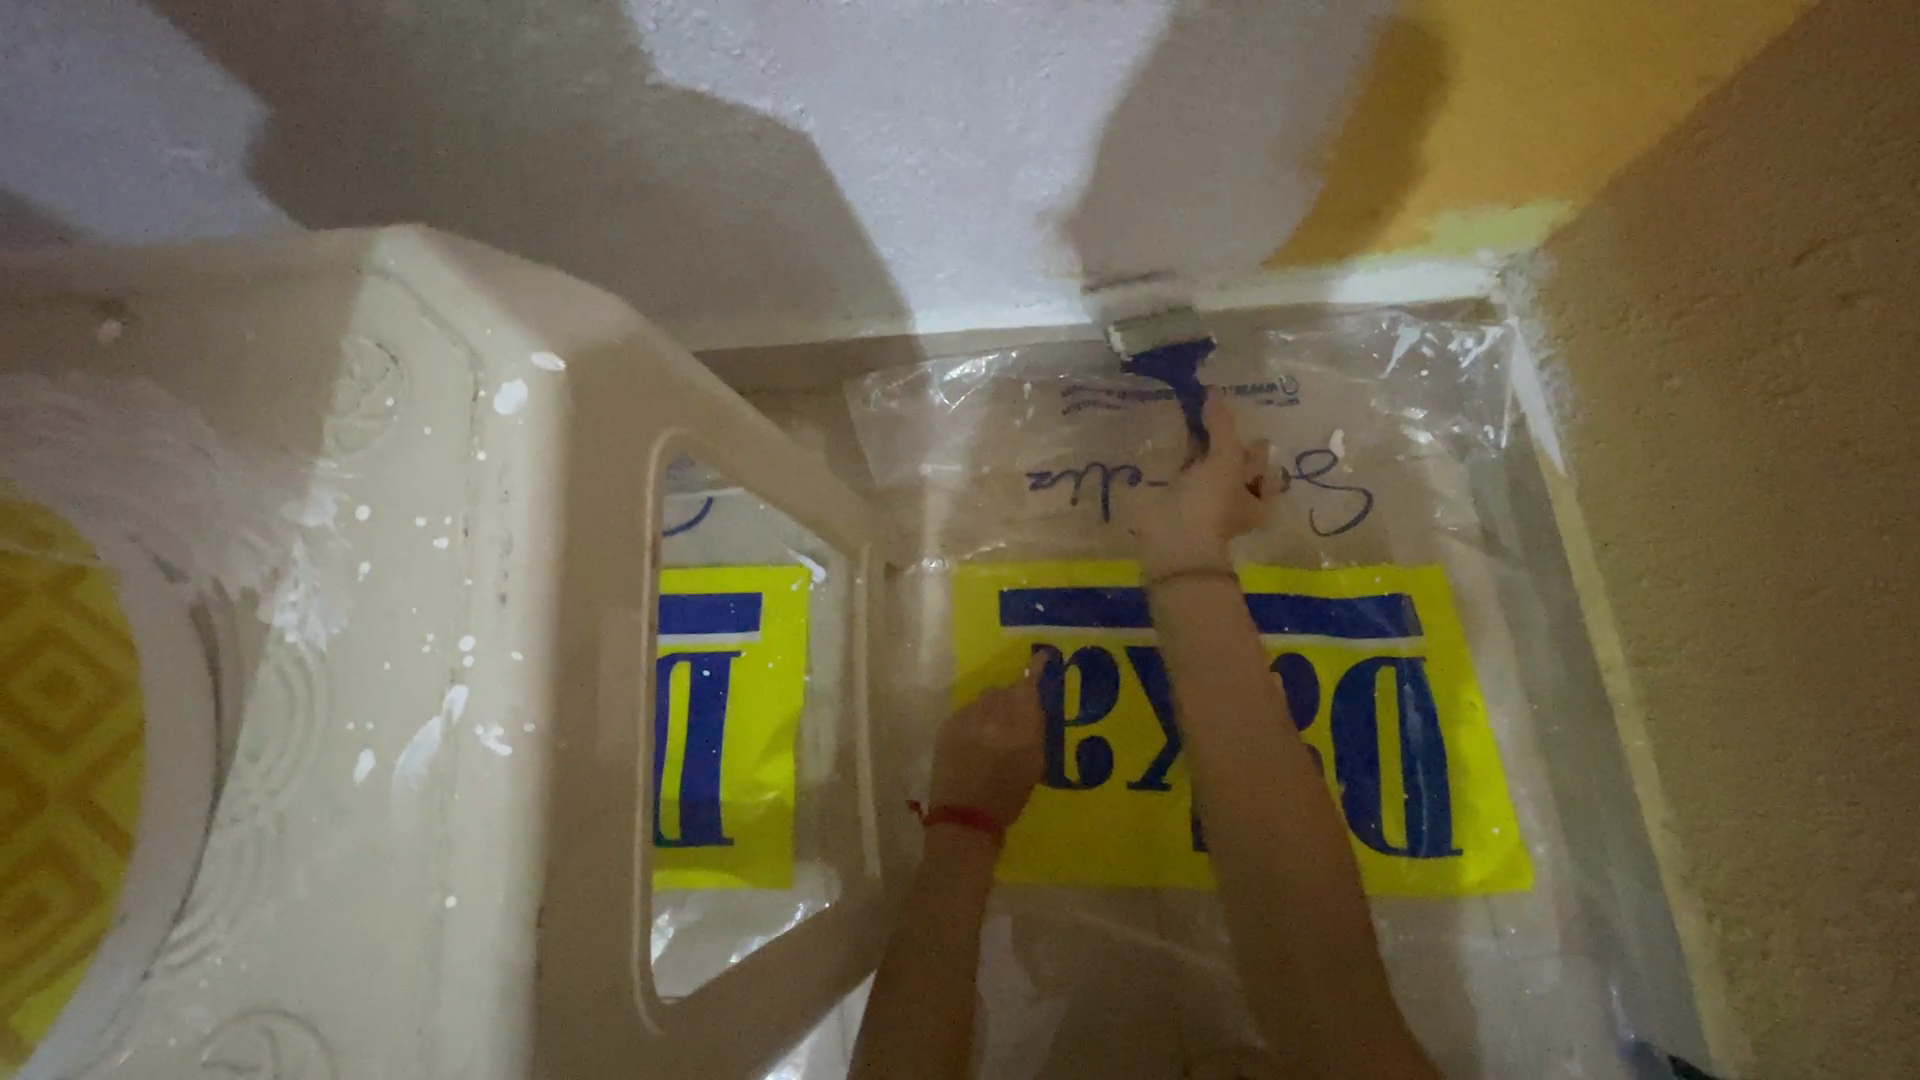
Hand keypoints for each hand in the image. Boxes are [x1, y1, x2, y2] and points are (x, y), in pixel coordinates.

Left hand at [928, 662, 1045, 828]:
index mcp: (1021, 731)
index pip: (1029, 687)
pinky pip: (968, 710)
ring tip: (992, 728)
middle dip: (1012, 696)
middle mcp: (994, 718)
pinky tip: (975, 737)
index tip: (1041, 657)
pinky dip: (974, 718)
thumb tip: (1034, 704)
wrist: (964, 817)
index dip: (1035, 669)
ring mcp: (968, 720)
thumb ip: (1035, 730)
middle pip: (1006, 690)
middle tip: (1014, 713)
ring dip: (992, 707)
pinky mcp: (949, 725)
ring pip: (985, 698)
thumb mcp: (1034, 765)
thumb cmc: (1008, 798)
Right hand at [1133, 395, 1285, 576]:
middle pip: (1233, 462)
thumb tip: (1214, 392)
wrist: (1172, 540)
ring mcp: (1204, 499)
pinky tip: (1172, 435)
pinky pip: (1181, 471)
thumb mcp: (1226, 460)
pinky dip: (1178, 457)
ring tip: (1192, 415)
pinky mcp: (1176, 499)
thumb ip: (1222, 426)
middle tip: (1215, 411)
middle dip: (1225, 441)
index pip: (1263, 463)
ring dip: (1200, 447)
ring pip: (1206, 466)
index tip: (1244, 419)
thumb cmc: (1212, 504)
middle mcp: (1234, 497)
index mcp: (1258, 495)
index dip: (1255, 443)